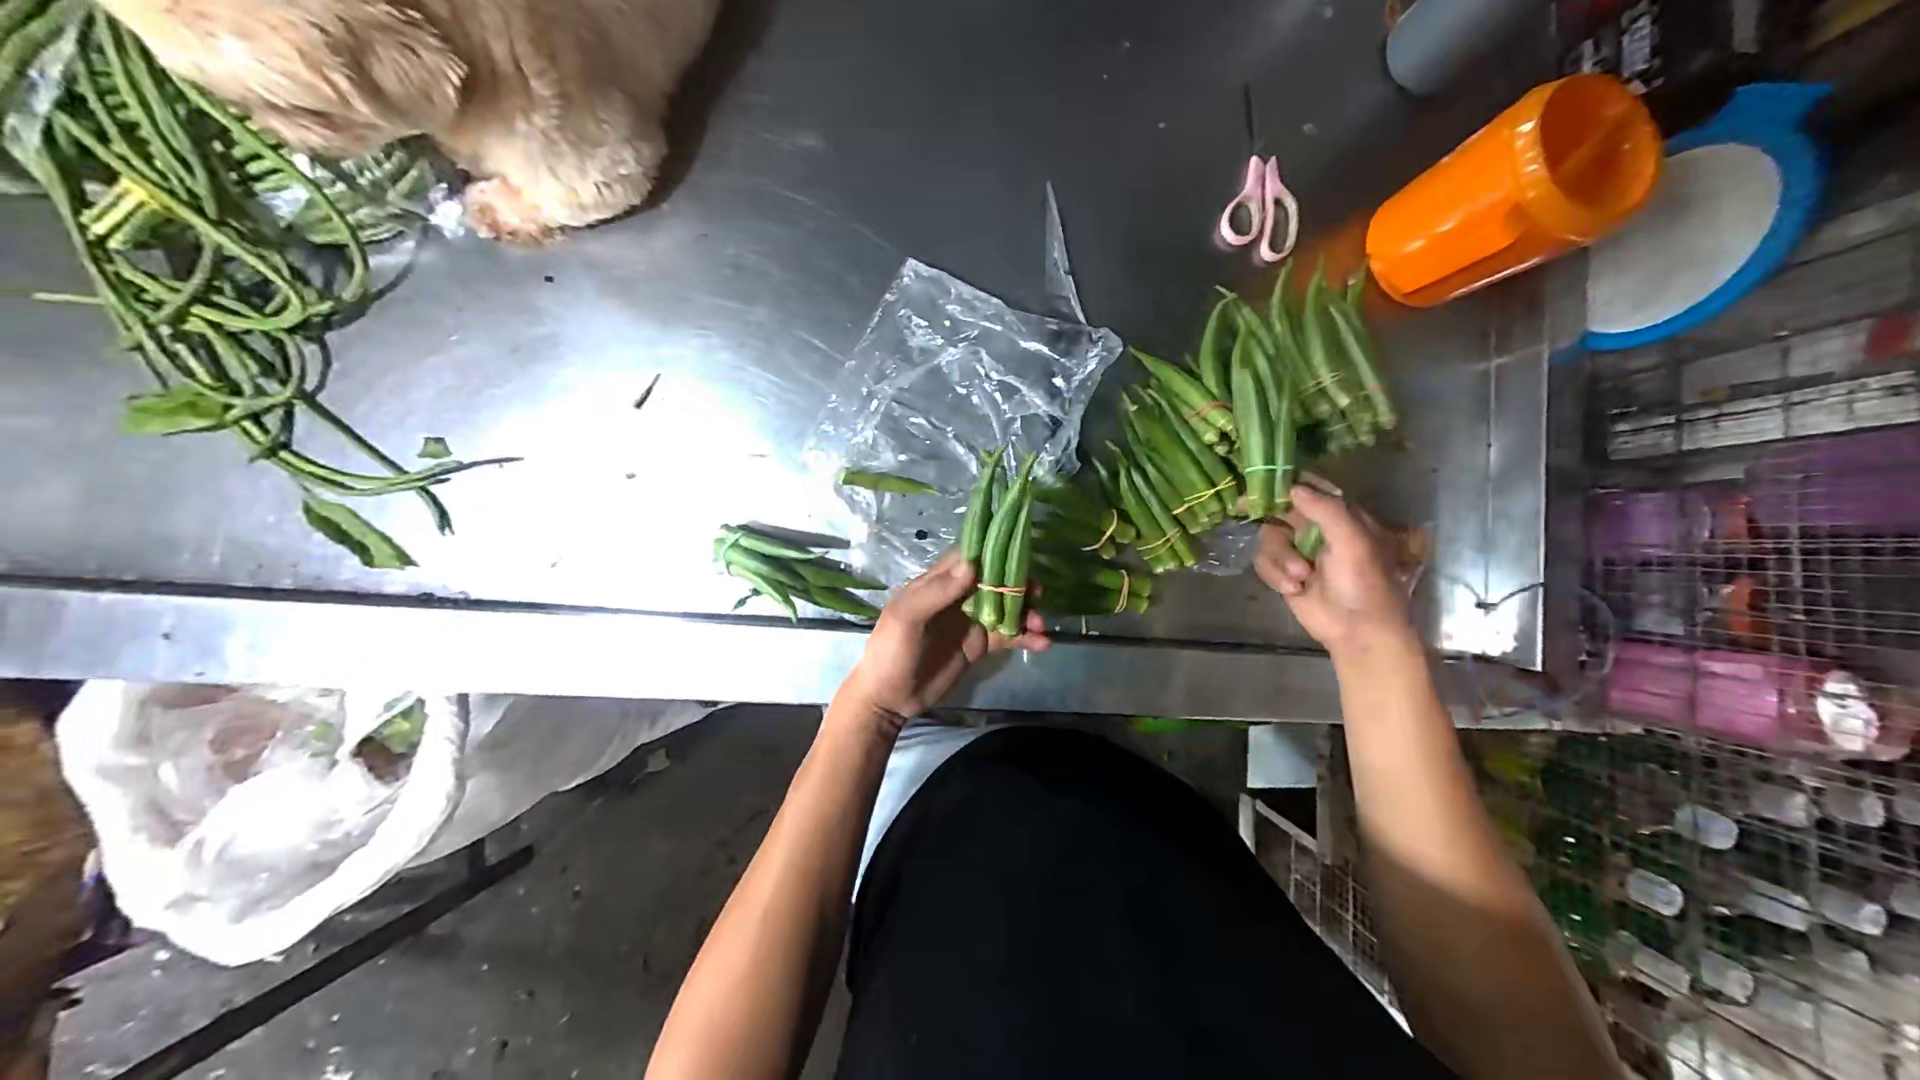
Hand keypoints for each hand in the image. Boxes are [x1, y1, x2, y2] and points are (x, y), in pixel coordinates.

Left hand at [840, 552, 1049, 727]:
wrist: (890, 700)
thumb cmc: (890, 653)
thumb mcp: (906, 619)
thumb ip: (936, 592)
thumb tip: (972, 564)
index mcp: (936, 583)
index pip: (969, 558)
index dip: (993, 553)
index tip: (1019, 551)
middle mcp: (957, 597)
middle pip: (994, 581)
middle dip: (1018, 584)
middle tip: (1037, 593)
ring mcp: (970, 622)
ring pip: (1006, 608)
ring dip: (1026, 611)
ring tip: (1040, 625)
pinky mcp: (979, 646)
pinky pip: (1007, 636)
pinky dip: (1026, 637)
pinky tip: (1042, 643)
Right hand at [1254, 481, 1413, 657]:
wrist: (1358, 631)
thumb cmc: (1364, 584)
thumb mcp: (1352, 543)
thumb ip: (1326, 511)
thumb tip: (1293, 488)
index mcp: (1340, 516)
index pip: (1311, 488)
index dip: (1287, 482)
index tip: (1263, 482)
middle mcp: (1316, 529)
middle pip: (1280, 511)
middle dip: (1272, 520)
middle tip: (1241, 507)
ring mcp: (1298, 552)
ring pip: (1268, 538)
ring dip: (1279, 558)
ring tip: (1300, 577)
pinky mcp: (1283, 573)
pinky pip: (1263, 562)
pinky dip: (1274, 575)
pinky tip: (1293, 588)